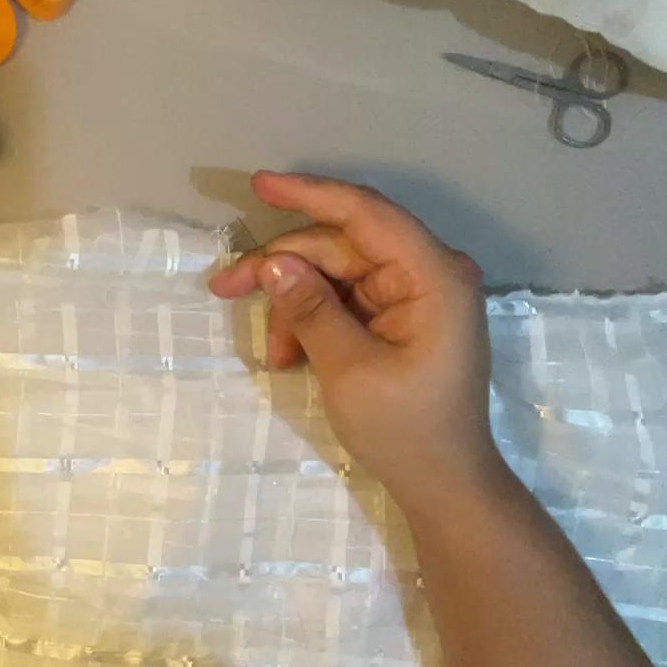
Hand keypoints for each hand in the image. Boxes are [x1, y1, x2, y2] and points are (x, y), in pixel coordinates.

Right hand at [208, 172, 502, 506]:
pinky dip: (310, 321)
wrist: (441, 481)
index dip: (310, 195)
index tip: (258, 185)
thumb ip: (311, 310)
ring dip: (293, 305)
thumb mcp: (348, 369)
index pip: (365, 215)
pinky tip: (289, 354)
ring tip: (273, 353)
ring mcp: (411, 295)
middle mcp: (425, 273)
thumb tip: (272, 264)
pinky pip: (341, 300)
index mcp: (431, 276)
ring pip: (333, 274)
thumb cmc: (404, 429)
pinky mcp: (396, 316)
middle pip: (339, 247)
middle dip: (283, 268)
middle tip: (225, 289)